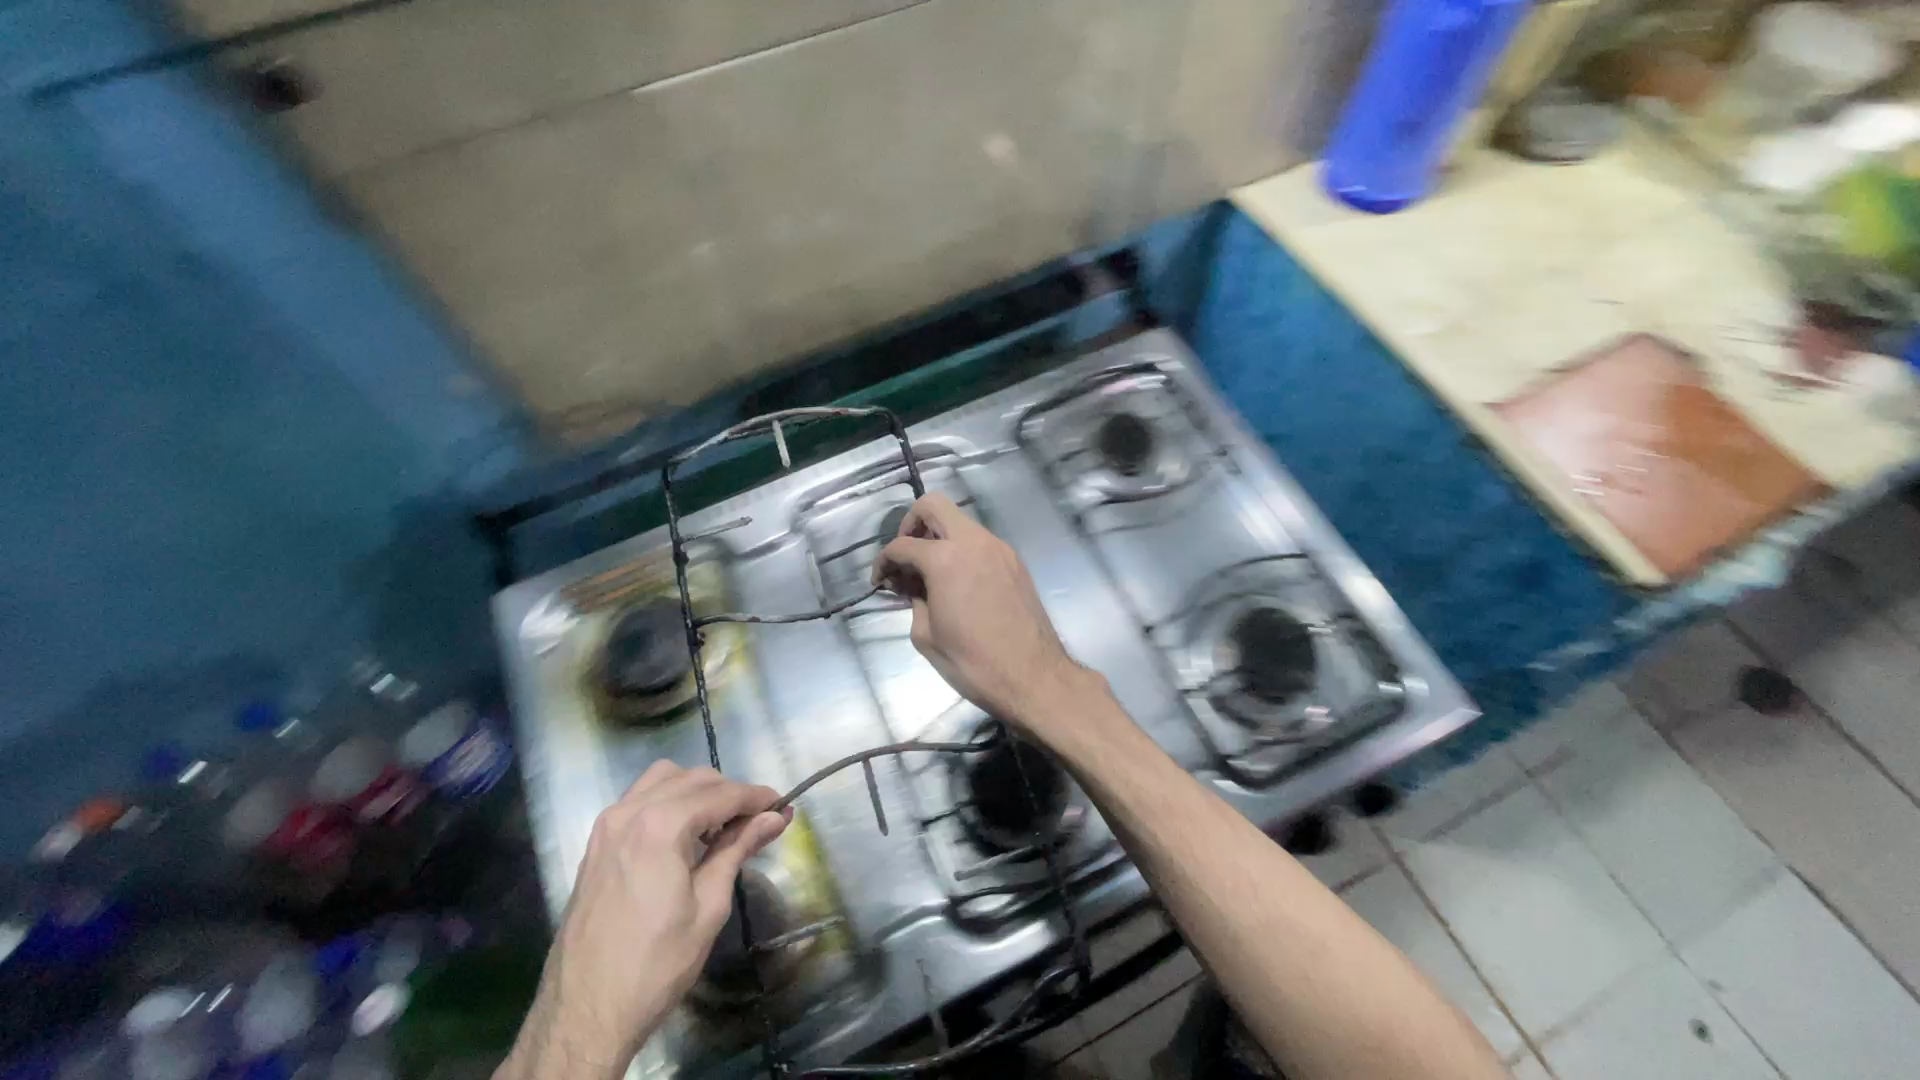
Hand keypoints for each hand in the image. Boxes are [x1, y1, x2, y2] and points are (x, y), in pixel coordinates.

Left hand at [498, 762, 789, 1079]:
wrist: (586, 1012)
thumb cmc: (656, 964)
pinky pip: (638, 801)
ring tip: (720, 827)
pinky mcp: (596, 844)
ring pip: (662, 780)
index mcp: (659, 825)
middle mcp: (629, 812)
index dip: (756, 797)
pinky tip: (685, 836)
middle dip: (729, 793)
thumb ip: (738, 849)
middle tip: (759, 821)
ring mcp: (606, 826)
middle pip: (692, 779)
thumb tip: (774, 817)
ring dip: (697, 792)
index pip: (720, 794)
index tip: (783, 805)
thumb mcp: (709, 906)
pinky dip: (668, 803)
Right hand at [871, 494, 1096, 741]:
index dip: (883, 561)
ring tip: (930, 574)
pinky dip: (962, 551)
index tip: (880, 580)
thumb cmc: (973, 663)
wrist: (1033, 677)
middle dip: (912, 525)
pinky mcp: (1015, 563)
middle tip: (906, 558)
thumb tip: (916, 588)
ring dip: (939, 538)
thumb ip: (915, 601)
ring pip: (961, 522)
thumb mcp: (926, 636)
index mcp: (946, 559)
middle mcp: (974, 542)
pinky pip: (980, 543)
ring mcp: (1000, 549)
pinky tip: (957, 583)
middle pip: (934, 506)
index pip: (903, 545)